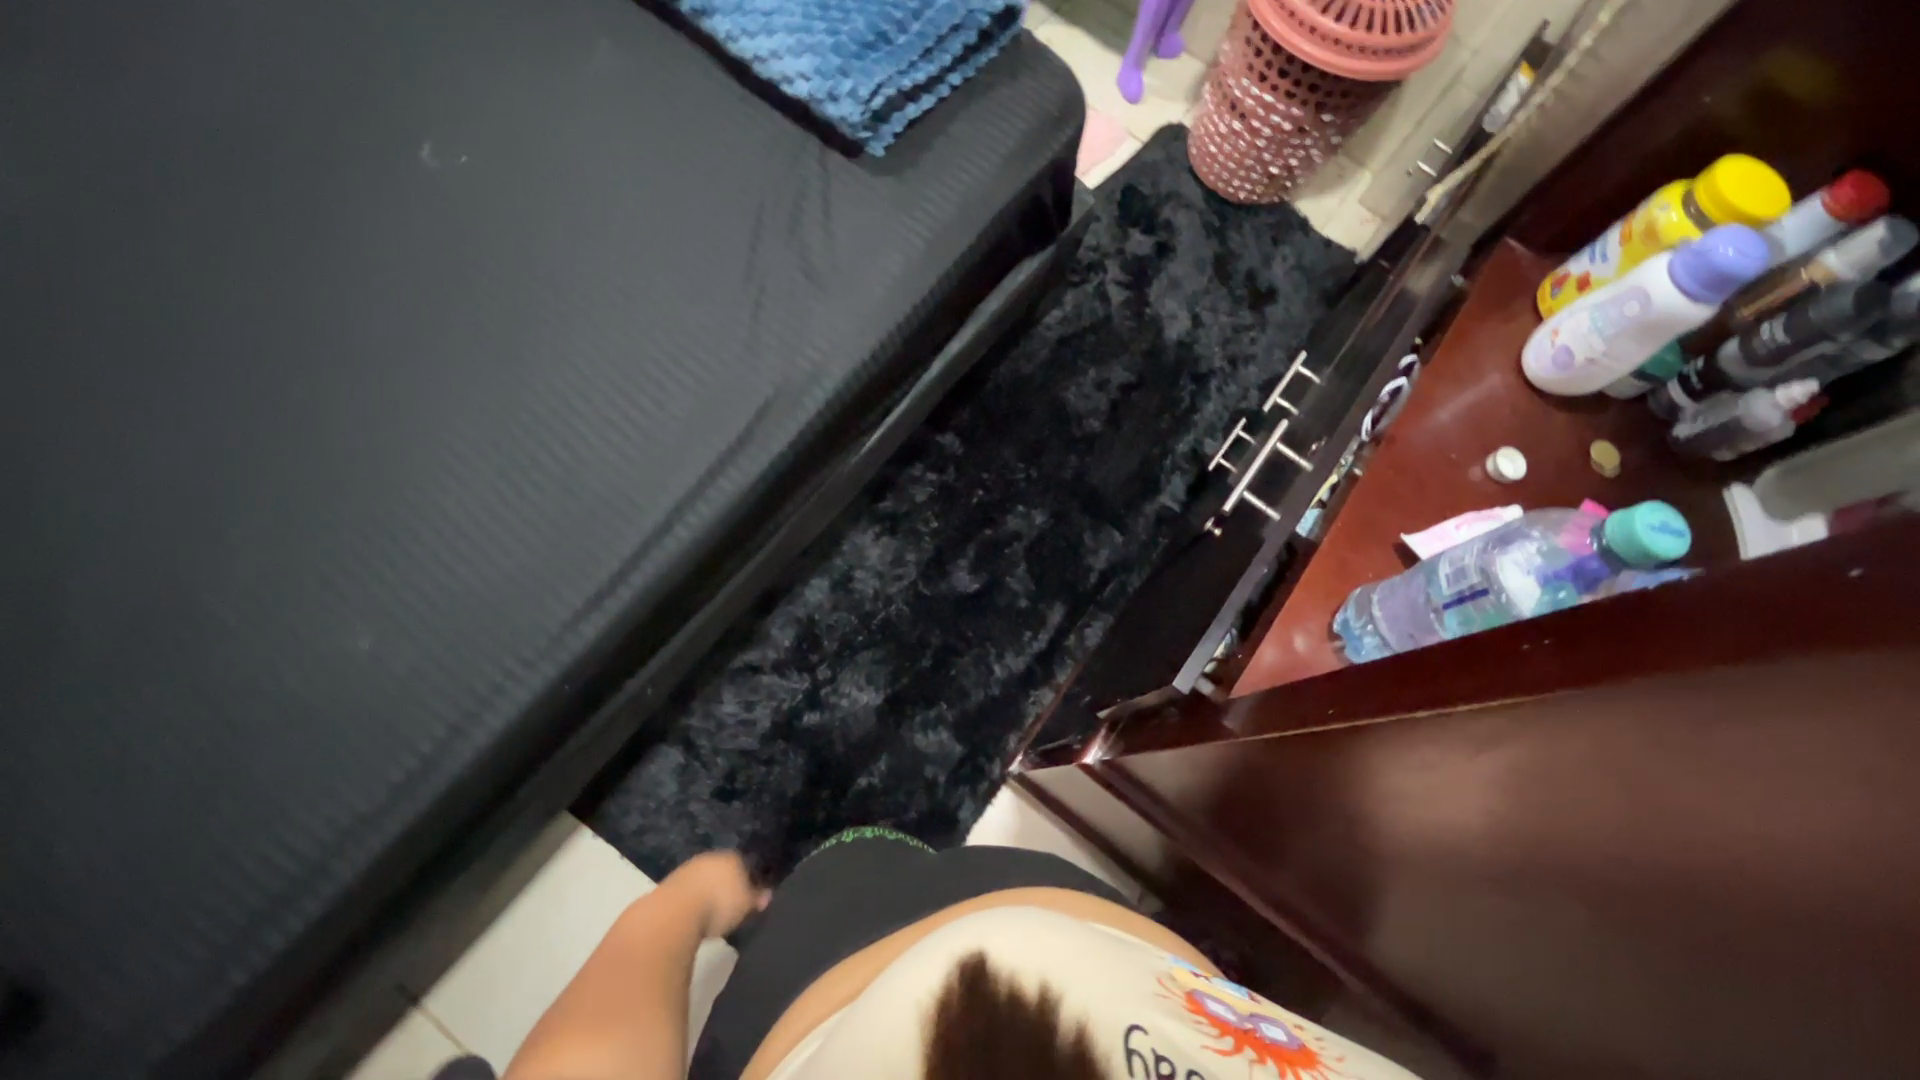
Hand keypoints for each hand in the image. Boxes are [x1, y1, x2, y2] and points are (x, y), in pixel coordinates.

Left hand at [662, 851, 767, 938]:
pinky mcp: (670, 882)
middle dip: (727, 884)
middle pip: (723, 869)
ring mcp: (689, 868)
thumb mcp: (746, 905)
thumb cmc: (719, 905)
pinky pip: (688, 889)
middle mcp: (711, 857)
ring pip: (704, 878)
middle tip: (731, 904)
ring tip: (711, 913)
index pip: (746, 864)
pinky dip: (692, 899)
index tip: (751, 895)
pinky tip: (694, 914)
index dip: (750, 880)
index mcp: (733, 857)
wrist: (675, 911)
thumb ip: (757, 898)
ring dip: (708, 891)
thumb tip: (767, 894)